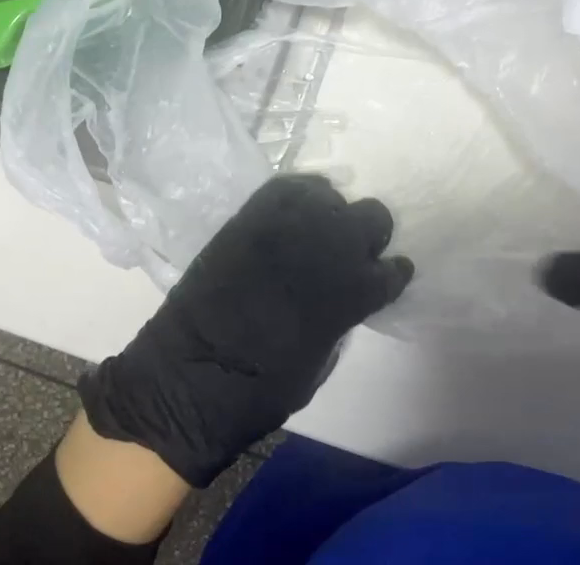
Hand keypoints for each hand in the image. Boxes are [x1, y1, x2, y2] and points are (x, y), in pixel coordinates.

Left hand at [77, 175, 413, 486]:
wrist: (186, 379)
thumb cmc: (258, 392)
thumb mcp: (320, 362)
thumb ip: (340, 319)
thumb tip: (342, 298)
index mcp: (352, 294)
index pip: (393, 270)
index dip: (392, 274)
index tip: (387, 277)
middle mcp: (329, 251)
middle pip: (374, 217)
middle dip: (370, 236)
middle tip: (352, 254)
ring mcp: (289, 227)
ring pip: (332, 195)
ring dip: (332, 215)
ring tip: (317, 234)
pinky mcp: (251, 216)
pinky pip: (288, 187)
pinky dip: (298, 197)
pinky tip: (294, 216)